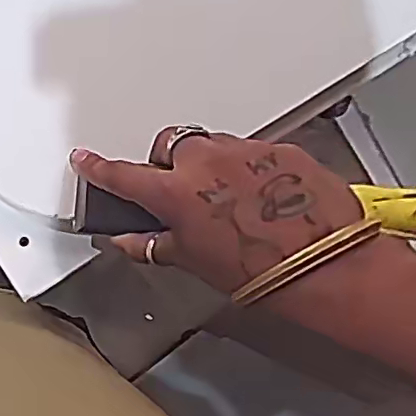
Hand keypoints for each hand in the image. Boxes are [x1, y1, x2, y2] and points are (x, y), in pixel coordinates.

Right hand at [70, 129, 398, 297]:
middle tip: (178, 191)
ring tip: (225, 197)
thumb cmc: (264, 272)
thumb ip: (155, 244)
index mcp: (177, 193)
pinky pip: (249, 149)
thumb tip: (132, 242)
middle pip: (169, 144)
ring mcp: (245, 151)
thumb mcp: (196, 262)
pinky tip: (258, 195)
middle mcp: (207, 162)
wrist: (329, 268)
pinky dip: (244, 166)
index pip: (124, 174)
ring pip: (209, 143)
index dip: (99, 167)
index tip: (85, 159)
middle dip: (167, 163)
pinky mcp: (281, 148)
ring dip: (207, 163)